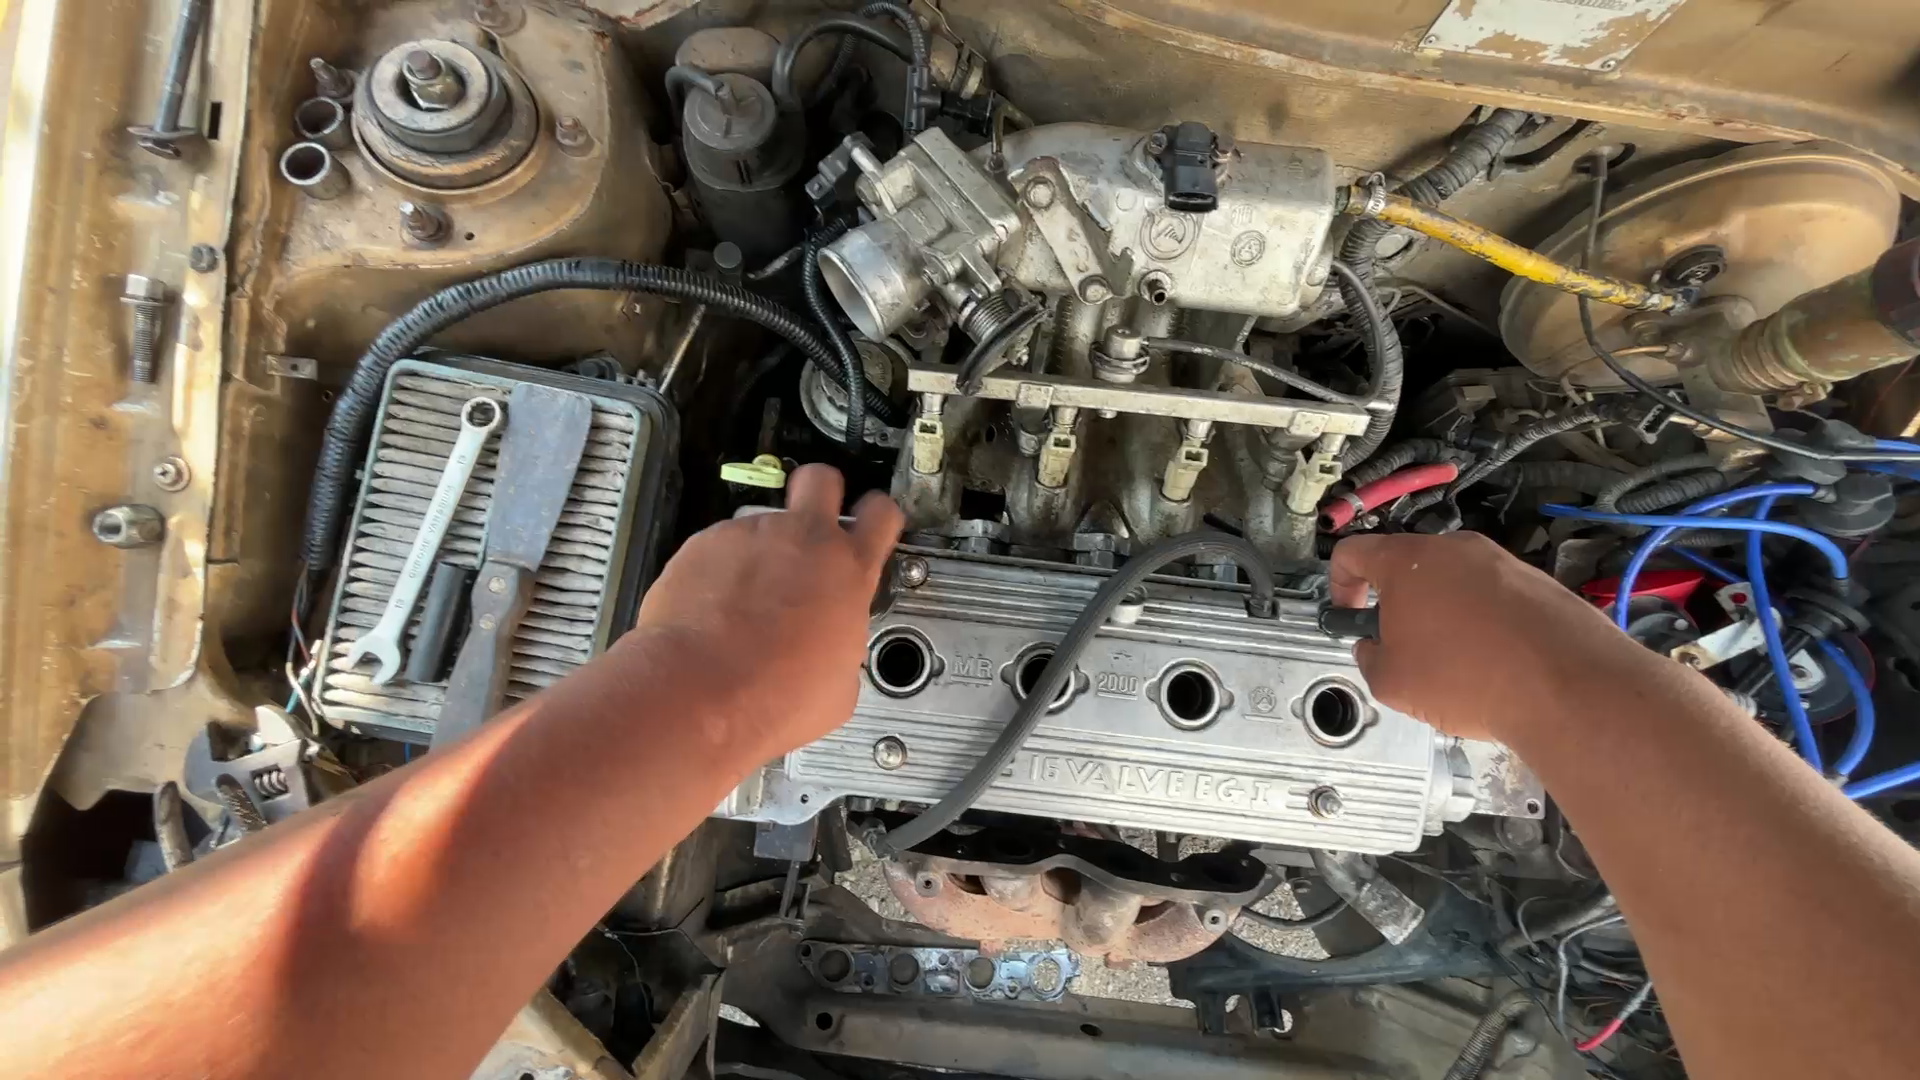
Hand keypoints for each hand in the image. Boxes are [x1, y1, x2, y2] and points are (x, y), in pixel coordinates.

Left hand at [625, 465, 902, 761]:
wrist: (701, 694)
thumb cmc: (775, 696)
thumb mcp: (841, 683)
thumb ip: (843, 642)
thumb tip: (832, 649)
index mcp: (849, 571)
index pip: (881, 513)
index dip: (879, 512)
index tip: (874, 518)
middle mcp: (803, 540)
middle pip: (822, 479)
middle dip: (822, 492)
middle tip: (815, 519)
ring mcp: (751, 537)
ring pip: (764, 522)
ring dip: (762, 550)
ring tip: (748, 598)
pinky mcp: (704, 545)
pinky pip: (719, 546)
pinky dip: (720, 570)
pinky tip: (714, 609)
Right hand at [1329, 531, 1654, 742]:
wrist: (1576, 692)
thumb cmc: (1467, 678)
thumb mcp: (1389, 681)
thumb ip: (1369, 655)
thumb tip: (1376, 648)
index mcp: (1406, 560)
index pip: (1351, 552)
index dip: (1339, 584)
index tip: (1350, 615)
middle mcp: (1455, 549)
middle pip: (1406, 565)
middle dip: (1396, 602)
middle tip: (1402, 644)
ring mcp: (1504, 563)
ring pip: (1453, 581)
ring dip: (1441, 612)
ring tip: (1454, 661)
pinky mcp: (1543, 585)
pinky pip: (1495, 597)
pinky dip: (1484, 622)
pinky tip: (1496, 664)